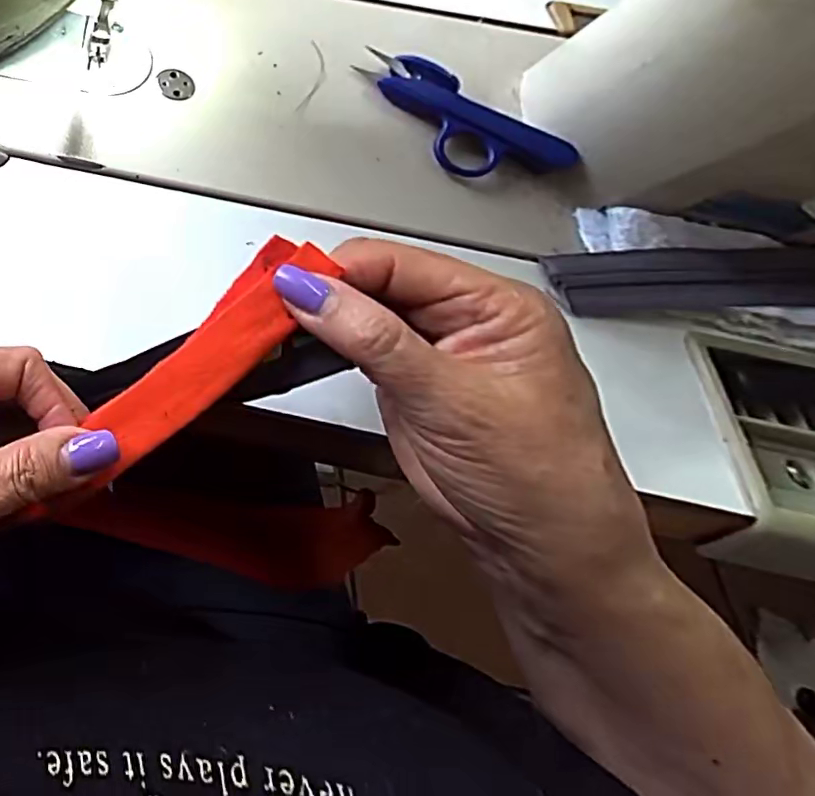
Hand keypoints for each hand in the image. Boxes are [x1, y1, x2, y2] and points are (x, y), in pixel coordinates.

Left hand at [0, 346, 118, 606]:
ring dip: (36, 464)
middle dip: (53, 439)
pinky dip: (16, 479)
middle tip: (71, 487)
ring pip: (14, 426)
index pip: (25, 367)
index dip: (62, 407)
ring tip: (41, 506)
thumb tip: (97, 446)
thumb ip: (30, 470)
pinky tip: (14, 511)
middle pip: (24, 394)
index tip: (82, 457)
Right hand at [271, 238, 656, 600]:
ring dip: (321, 316)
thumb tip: (314, 292)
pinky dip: (326, 343)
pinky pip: (356, 344)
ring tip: (280, 323)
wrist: (539, 551)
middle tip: (276, 304)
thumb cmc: (537, 479)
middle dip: (325, 290)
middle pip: (376, 280)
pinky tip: (301, 343)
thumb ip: (375, 339)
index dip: (342, 269)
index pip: (400, 263)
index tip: (292, 284)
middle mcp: (460, 317)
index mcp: (494, 304)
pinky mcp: (404, 377)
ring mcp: (429, 347)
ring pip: (360, 311)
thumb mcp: (450, 399)